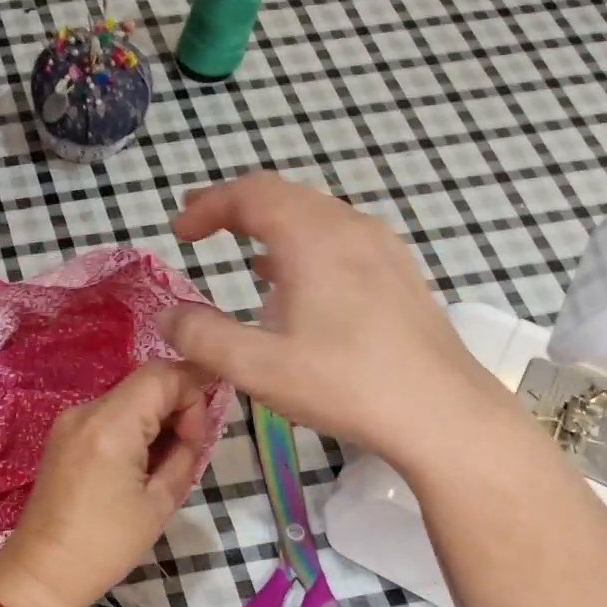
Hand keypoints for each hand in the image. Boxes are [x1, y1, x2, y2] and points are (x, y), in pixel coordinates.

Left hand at [0, 359, 213, 606]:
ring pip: (127, 399)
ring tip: (164, 464)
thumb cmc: (107, 544)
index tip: (201, 433)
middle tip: (187, 452)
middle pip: (145, 382)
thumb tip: (197, 423)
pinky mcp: (62, 437)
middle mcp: (84, 411)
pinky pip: (108, 417)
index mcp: (110, 423)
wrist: (44, 571)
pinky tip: (138, 466)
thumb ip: (186, 450)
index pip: (164, 373)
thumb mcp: (161, 500)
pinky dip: (132, 429)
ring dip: (155, 419)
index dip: (195, 390)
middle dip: (176, 406)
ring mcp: (68, 422)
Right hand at [159, 173, 523, 472]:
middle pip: (285, 196)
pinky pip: (338, 238)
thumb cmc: (344, 384)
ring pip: (315, 215)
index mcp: (314, 240)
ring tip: (240, 248)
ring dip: (270, 223)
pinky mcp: (397, 274)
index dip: (208, 204)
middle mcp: (351, 229)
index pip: (253, 195)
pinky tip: (292, 279)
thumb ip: (203, 338)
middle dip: (235, 206)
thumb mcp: (258, 367)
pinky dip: (300, 243)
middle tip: (198, 225)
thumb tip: (167, 316)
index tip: (177, 230)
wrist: (439, 411)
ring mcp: (382, 249)